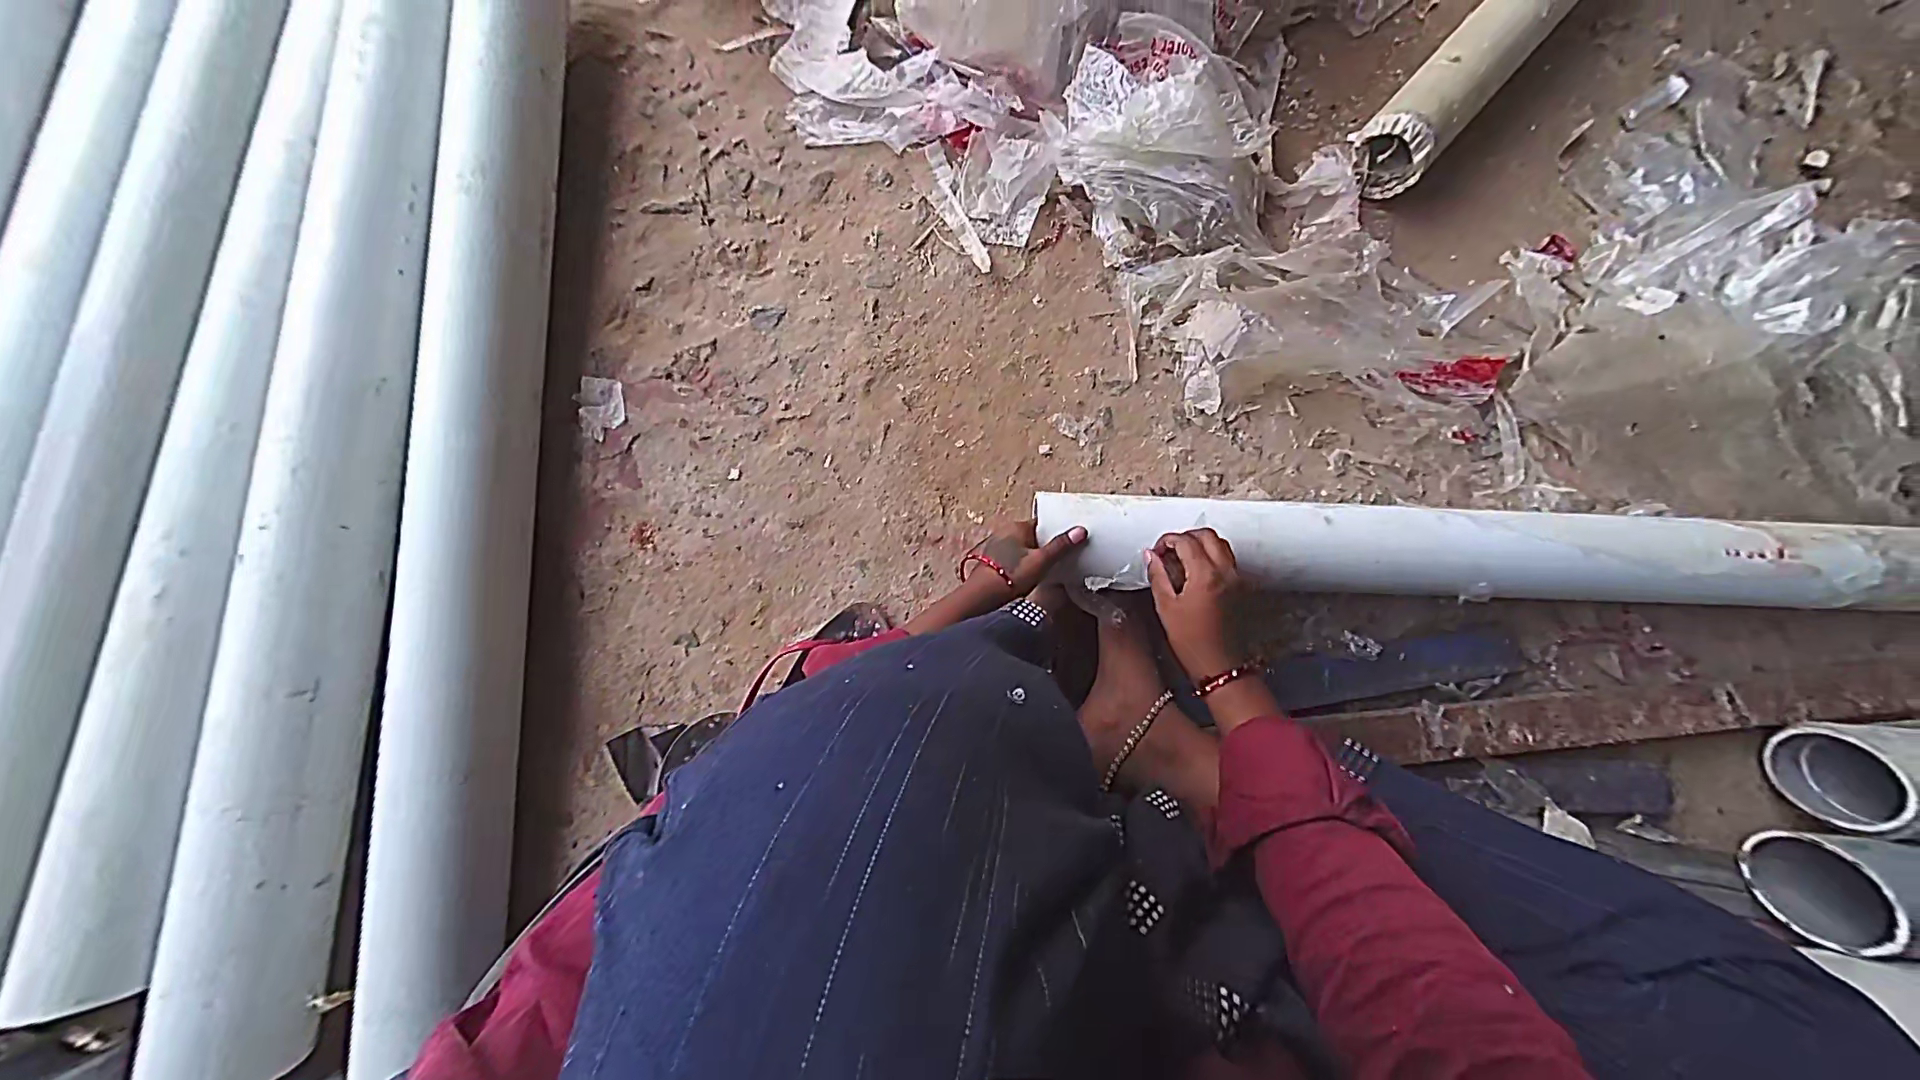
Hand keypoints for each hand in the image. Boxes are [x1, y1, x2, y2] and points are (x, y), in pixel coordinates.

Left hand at [971, 519, 1087, 597]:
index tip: (1070, 539)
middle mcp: (1005, 534)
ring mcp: (998, 549)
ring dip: (1035, 557)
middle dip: (1047, 546)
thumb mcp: (1041, 561)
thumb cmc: (1010, 577)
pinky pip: (1015, 560)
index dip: (1057, 531)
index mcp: (1016, 527)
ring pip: (1024, 549)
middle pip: (1033, 536)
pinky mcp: (995, 564)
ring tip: (1049, 568)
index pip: (1042, 523)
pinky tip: (1032, 577)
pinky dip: (1025, 566)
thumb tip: (1079, 531)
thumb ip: (1061, 546)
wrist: (983, 598)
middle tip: (1063, 555)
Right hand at [1145, 528, 1243, 679]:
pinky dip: (1212, 556)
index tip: (1157, 551)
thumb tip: (1152, 557)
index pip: (1186, 541)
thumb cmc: (1193, 643)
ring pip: (1220, 544)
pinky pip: (1228, 560)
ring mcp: (1236, 580)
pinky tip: (1197, 571)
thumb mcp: (1166, 607)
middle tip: (1169, 550)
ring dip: (1201, 544)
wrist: (1219, 666)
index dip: (1167, 541)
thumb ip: (1158, 576)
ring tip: (1183, 559)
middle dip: (1185, 537)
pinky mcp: (1241, 588)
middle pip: (1207, 535)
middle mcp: (1226, 573)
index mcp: (1205, 576)